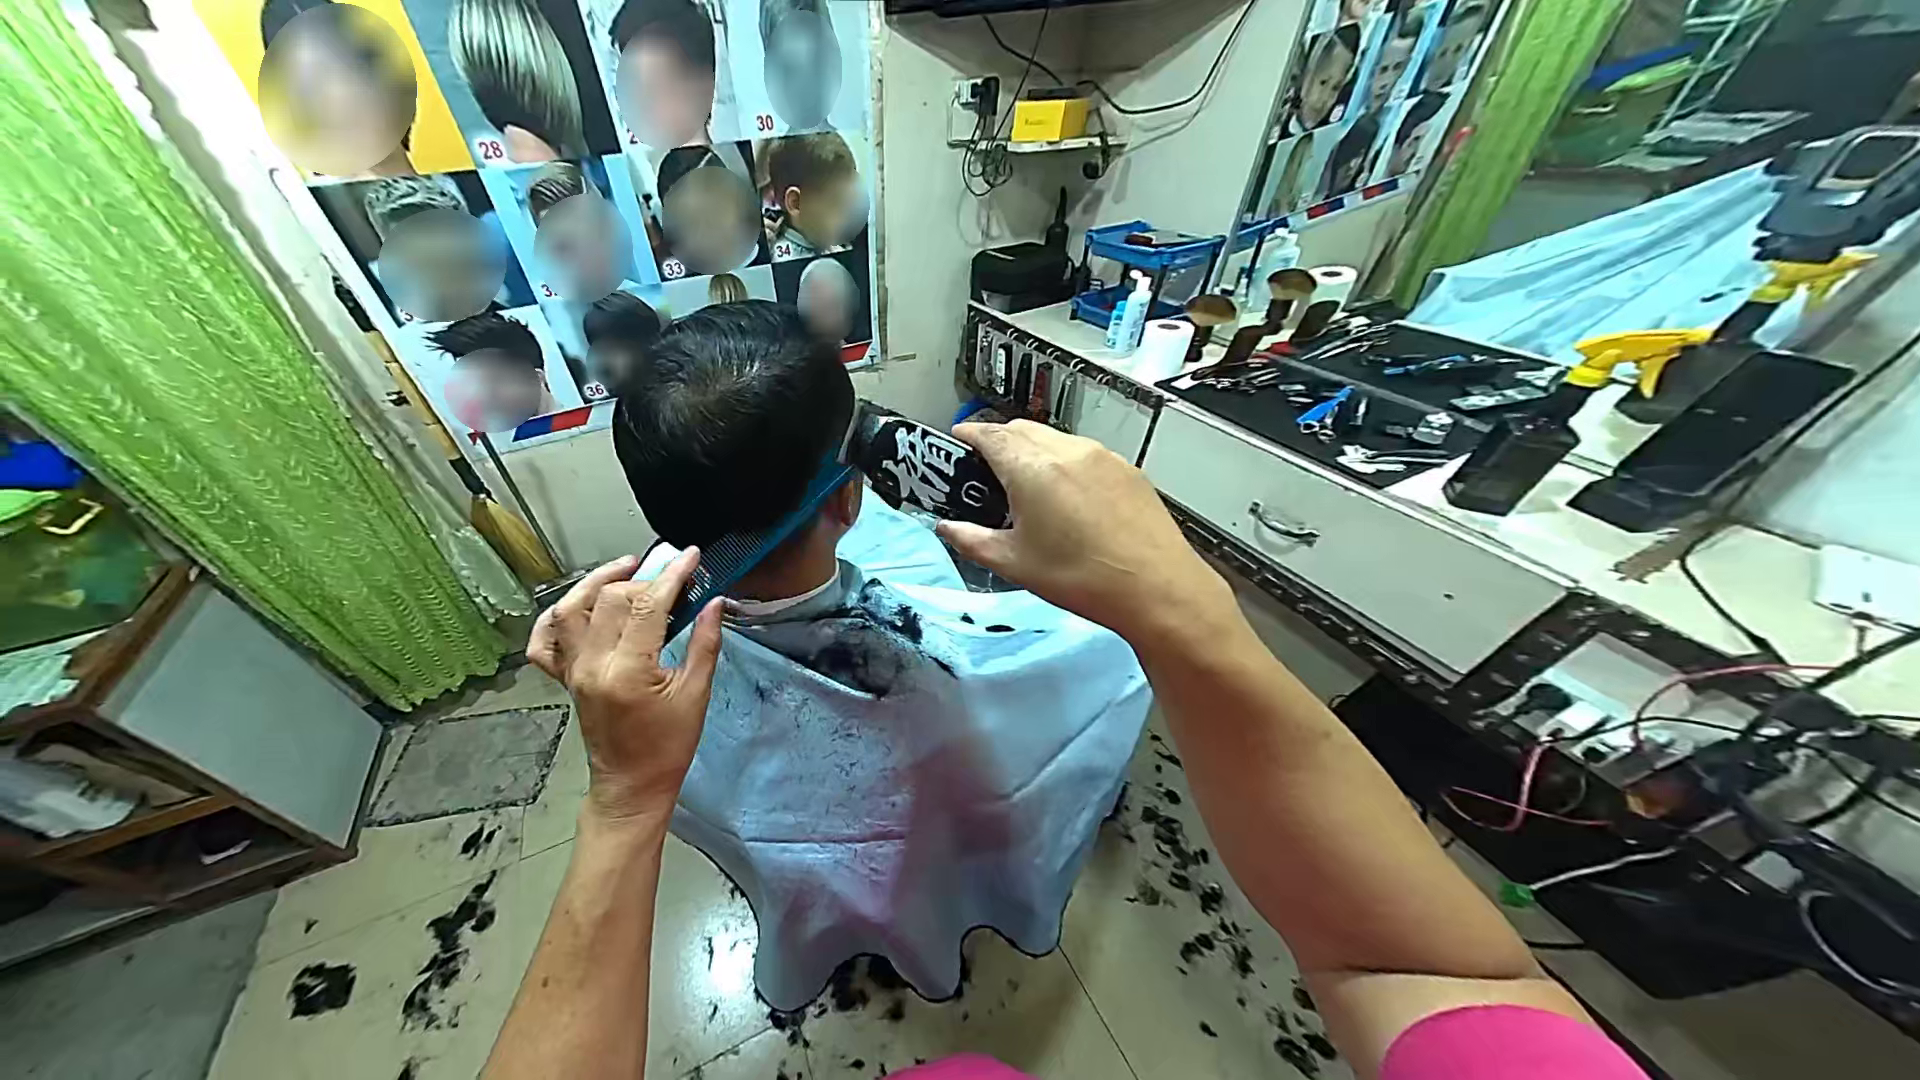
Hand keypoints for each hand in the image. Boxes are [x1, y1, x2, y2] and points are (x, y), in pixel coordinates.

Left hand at [527, 550, 724, 826]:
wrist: (632, 784)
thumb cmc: (670, 744)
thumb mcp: (697, 692)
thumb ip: (705, 642)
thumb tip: (715, 601)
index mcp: (628, 671)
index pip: (648, 605)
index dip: (672, 575)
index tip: (690, 556)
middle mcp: (591, 665)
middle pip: (610, 599)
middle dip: (644, 578)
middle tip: (672, 574)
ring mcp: (571, 671)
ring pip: (571, 609)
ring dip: (597, 582)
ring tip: (627, 569)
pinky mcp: (563, 678)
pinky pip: (545, 640)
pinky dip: (558, 615)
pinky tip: (581, 602)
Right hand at [936, 421, 1231, 640]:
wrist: (1156, 587)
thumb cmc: (1081, 577)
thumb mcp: (1013, 563)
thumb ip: (971, 540)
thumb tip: (948, 529)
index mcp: (1031, 467)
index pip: (989, 434)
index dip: (968, 433)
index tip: (958, 438)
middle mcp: (1067, 450)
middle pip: (1021, 429)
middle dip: (998, 440)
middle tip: (986, 467)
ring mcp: (1102, 456)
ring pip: (1055, 438)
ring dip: (1032, 449)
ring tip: (1026, 484)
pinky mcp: (1127, 469)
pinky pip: (1084, 453)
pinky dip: (1064, 462)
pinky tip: (1066, 496)